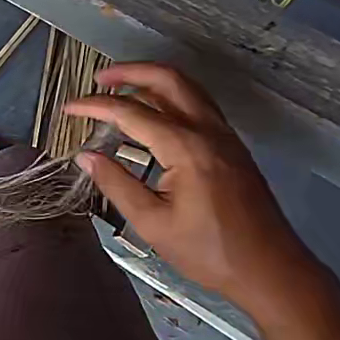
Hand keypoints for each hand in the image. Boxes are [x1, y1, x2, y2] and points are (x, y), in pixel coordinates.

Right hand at [64, 62, 325, 320]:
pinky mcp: (232, 144)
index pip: (132, 112)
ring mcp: (225, 134)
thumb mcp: (153, 224)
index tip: (69, 107)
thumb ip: (116, 184)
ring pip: (187, 87)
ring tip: (122, 87)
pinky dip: (172, 95)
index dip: (96, 106)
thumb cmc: (209, 251)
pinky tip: (156, 111)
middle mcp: (208, 129)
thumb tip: (86, 156)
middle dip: (130, 72)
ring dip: (153, 79)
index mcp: (186, 147)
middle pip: (167, 79)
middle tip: (99, 79)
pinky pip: (199, 103)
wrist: (269, 267)